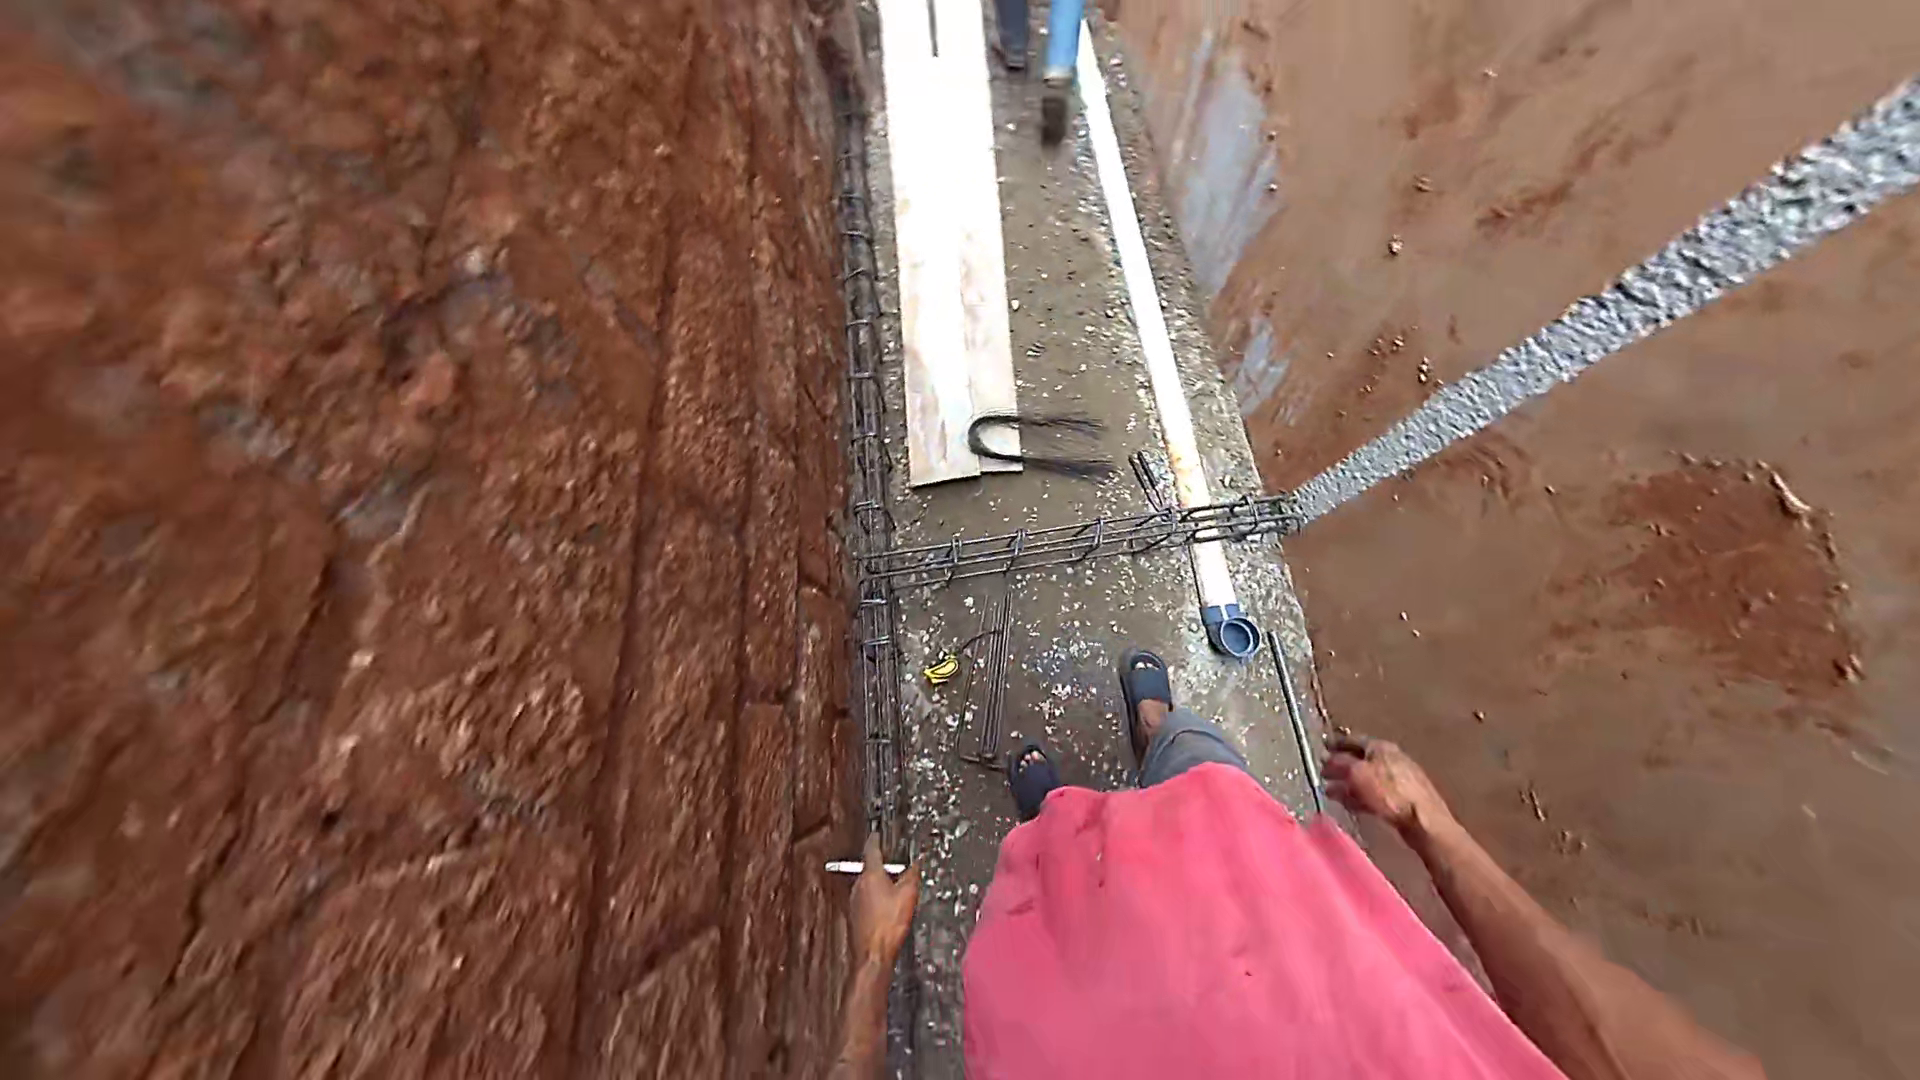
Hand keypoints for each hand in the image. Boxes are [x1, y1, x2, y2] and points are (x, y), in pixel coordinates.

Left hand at [849, 833, 919, 964]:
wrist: (873, 955)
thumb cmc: (888, 925)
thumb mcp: (908, 894)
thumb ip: (912, 875)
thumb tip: (915, 865)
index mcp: (870, 875)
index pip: (872, 849)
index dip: (876, 840)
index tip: (877, 834)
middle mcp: (859, 885)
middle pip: (870, 867)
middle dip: (882, 865)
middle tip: (893, 862)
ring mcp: (855, 901)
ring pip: (868, 884)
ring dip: (879, 883)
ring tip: (894, 888)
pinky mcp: (856, 915)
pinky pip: (866, 899)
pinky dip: (876, 898)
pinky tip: (886, 908)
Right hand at [1322, 734, 1452, 836]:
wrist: (1424, 822)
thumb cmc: (1388, 792)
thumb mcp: (1355, 773)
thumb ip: (1338, 763)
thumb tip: (1327, 759)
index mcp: (1381, 747)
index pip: (1352, 740)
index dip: (1335, 744)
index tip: (1322, 749)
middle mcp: (1392, 759)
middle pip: (1360, 760)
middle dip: (1340, 767)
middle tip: (1324, 774)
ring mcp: (1401, 780)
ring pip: (1367, 779)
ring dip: (1348, 785)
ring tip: (1331, 792)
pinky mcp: (1405, 800)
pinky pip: (1377, 794)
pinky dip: (1361, 797)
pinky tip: (1351, 805)